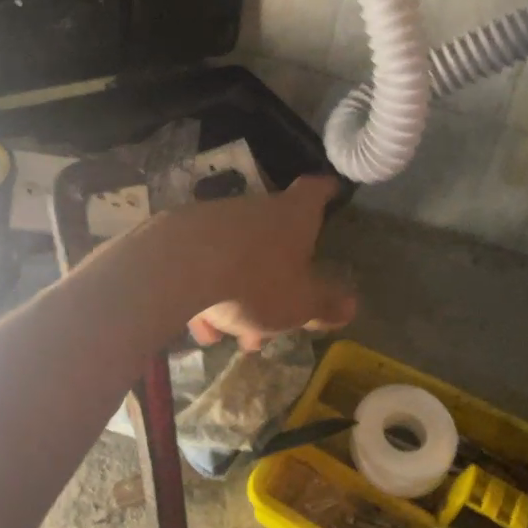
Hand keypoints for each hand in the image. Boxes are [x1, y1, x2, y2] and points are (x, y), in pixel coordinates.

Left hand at [117, 175, 355, 350]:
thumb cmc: (255, 281)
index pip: (316, 191)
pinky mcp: (180, 234)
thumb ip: (325, 305)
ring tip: (234, 336)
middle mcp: (256, 207)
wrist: (176, 268)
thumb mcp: (299, 303)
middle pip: (275, 235)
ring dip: (240, 294)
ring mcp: (216, 218)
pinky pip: (204, 266)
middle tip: (278, 318)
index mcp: (293, 215)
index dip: (326, 191)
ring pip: (238, 257)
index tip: (333, 192)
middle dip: (278, 277)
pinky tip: (201, 330)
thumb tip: (351, 305)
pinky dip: (207, 295)